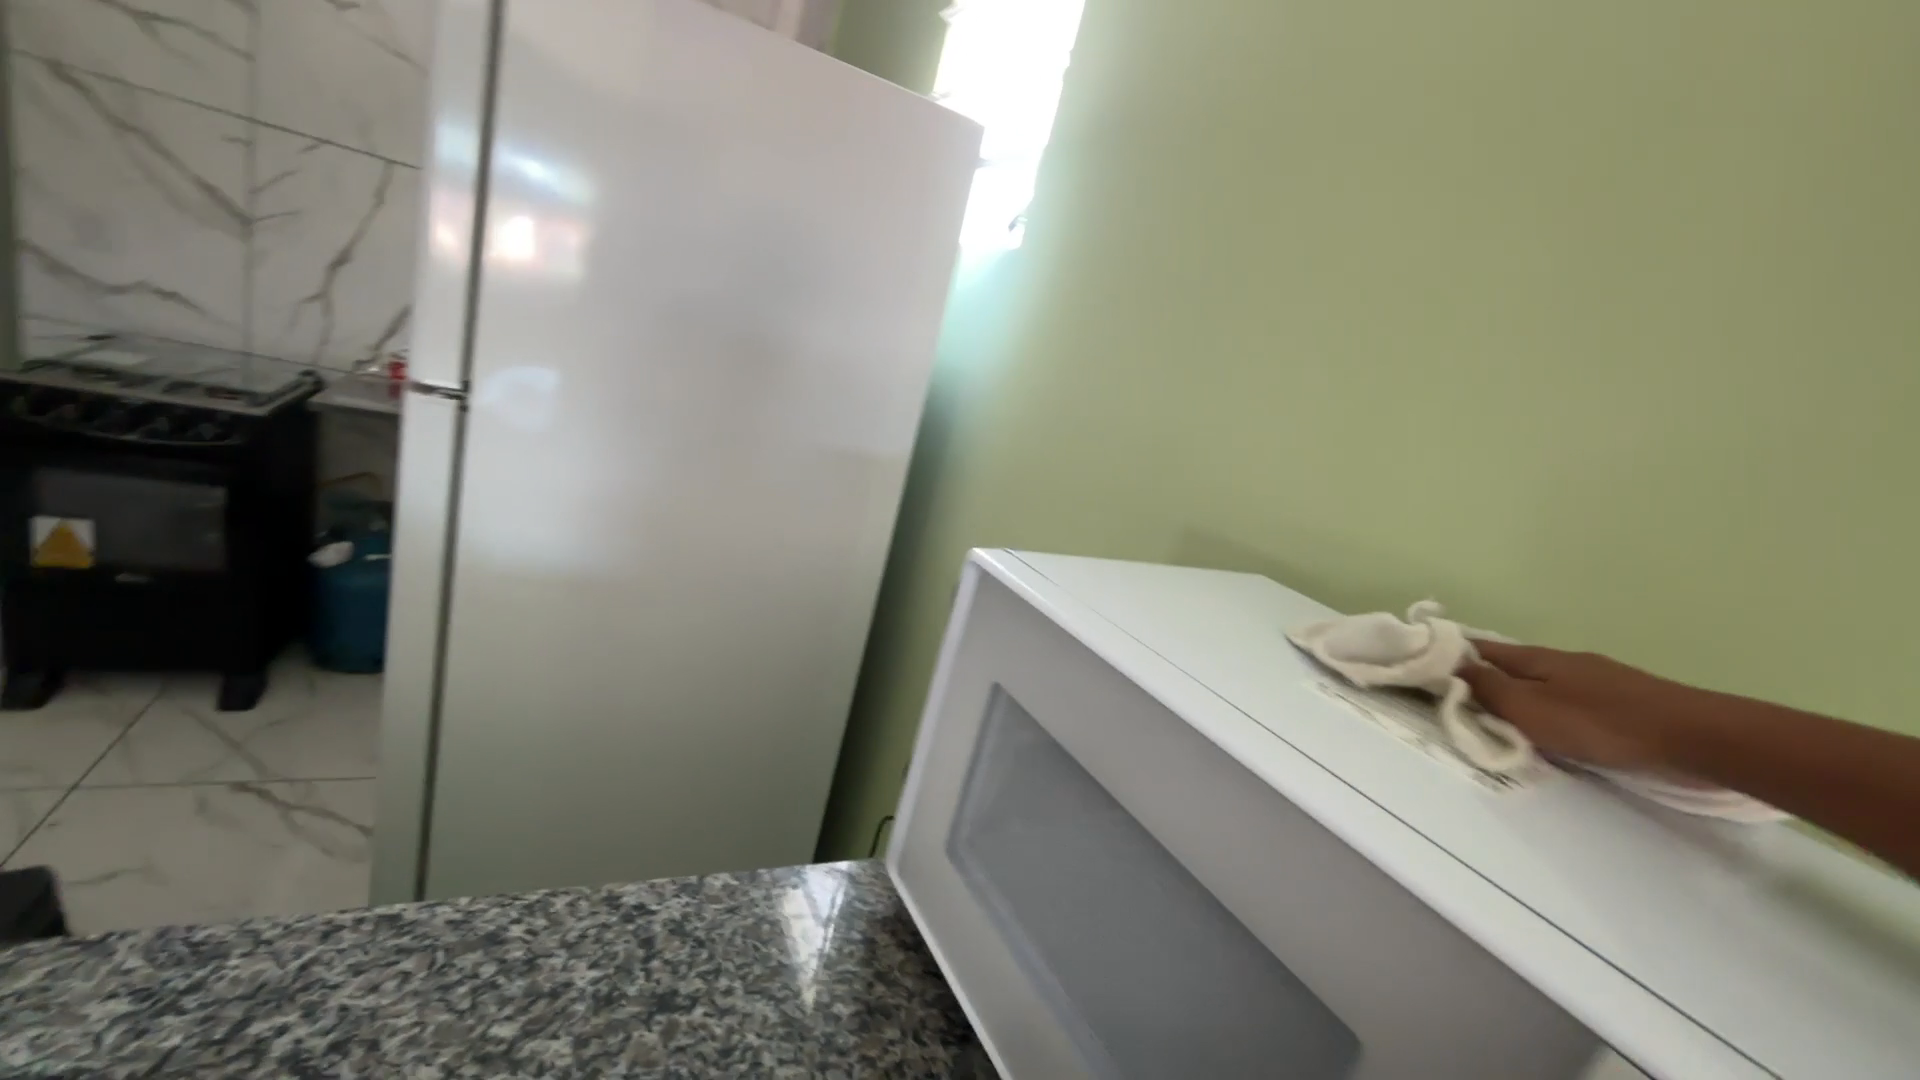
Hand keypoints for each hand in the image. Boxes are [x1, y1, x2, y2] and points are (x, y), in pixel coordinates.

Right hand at [1456, 642, 1695, 772]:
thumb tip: (1448, 665)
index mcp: (1534, 658)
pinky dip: (1550, 706)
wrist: (1696, 737)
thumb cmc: (1601, 723)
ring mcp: (1597, 677)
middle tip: (1457, 699)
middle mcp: (1562, 660)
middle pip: (1511, 664)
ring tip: (1503, 716)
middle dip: (1483, 676)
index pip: (1479, 649)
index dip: (1451, 655)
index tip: (1424, 667)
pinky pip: (1569, 696)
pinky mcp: (1623, 698)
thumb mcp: (1530, 709)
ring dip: (1519, 693)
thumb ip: (1487, 689)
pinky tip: (1556, 723)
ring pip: (1542, 681)